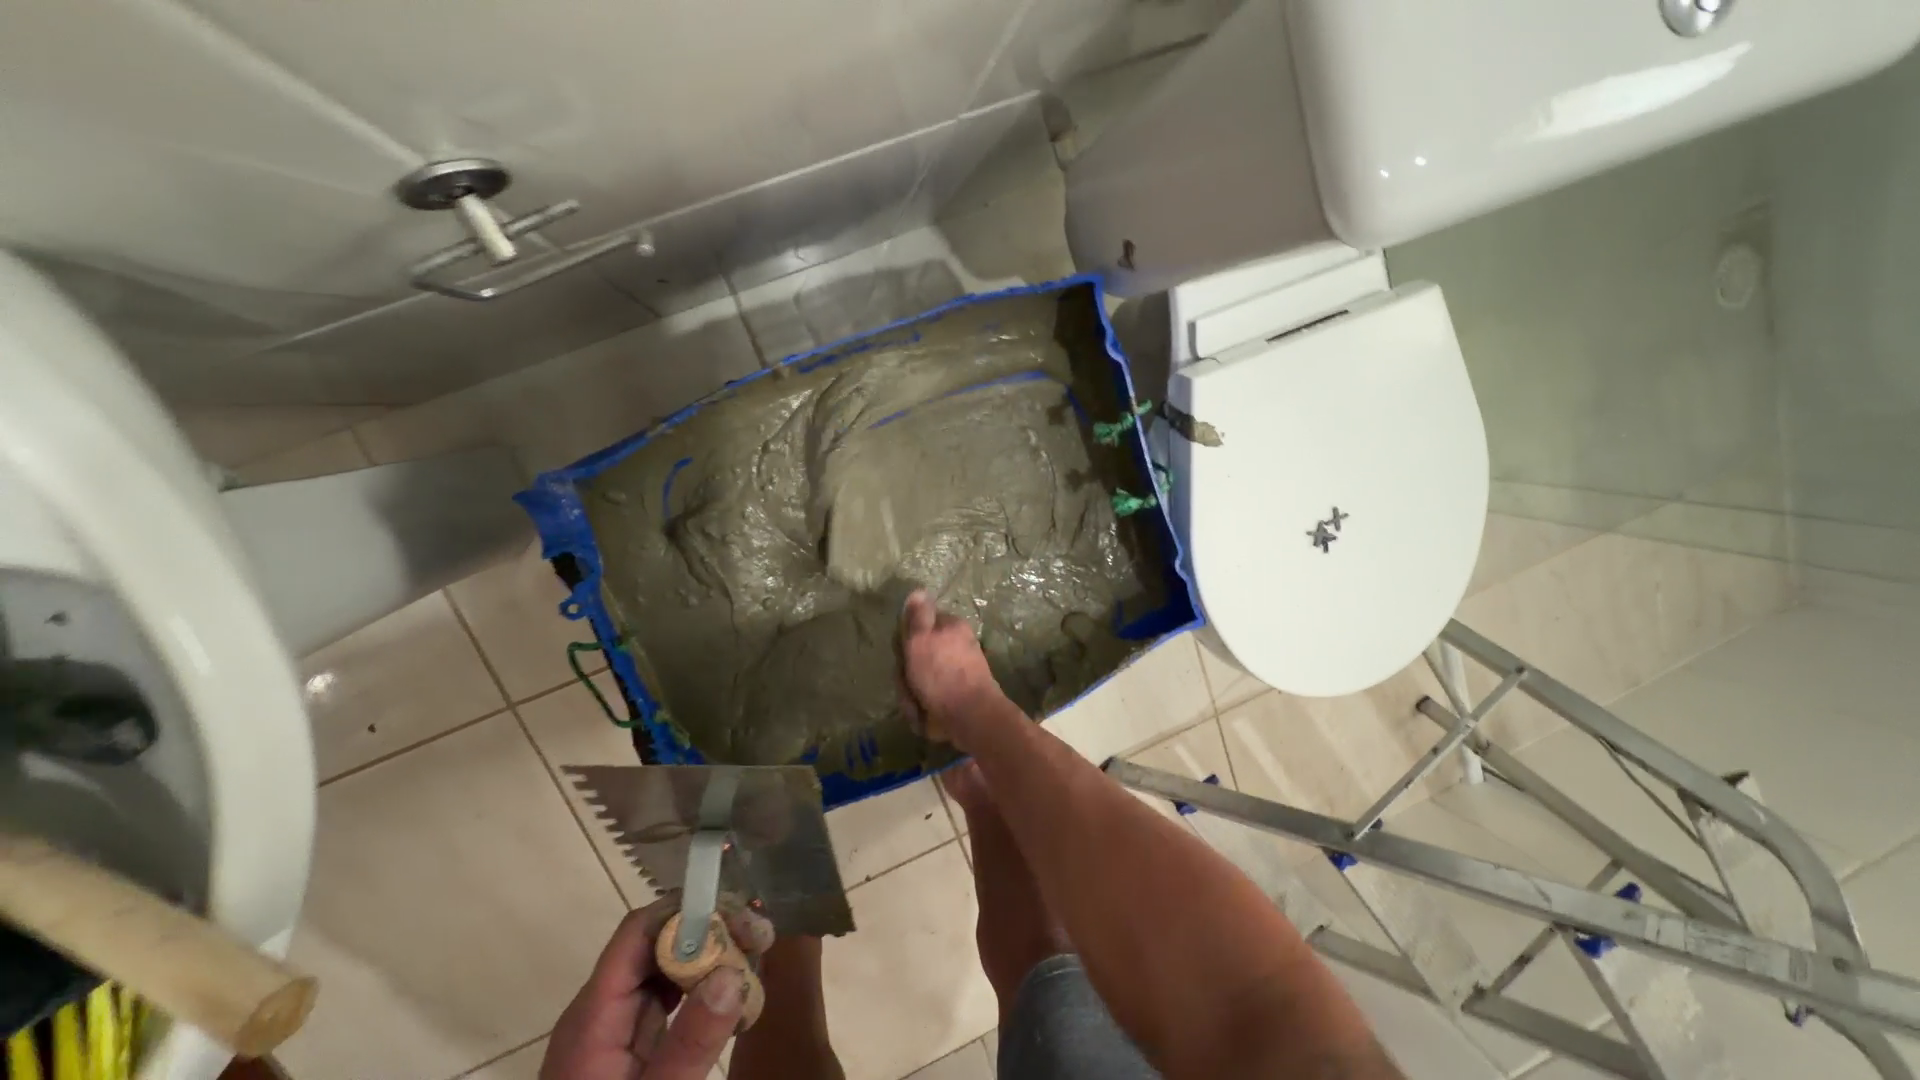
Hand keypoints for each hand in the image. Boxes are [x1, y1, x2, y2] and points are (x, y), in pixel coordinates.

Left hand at [542, 898, 773, 1079]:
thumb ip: (690, 1043)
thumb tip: (733, 972)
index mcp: (594, 1014)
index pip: (637, 933)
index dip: (686, 912)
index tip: (739, 916)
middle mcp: (603, 1009)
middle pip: (656, 945)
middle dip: (711, 932)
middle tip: (763, 937)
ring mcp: (616, 1030)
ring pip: (667, 970)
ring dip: (713, 958)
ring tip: (761, 955)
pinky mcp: (632, 1050)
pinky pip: (670, 1002)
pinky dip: (705, 992)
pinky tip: (740, 997)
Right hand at [898, 590, 1002, 749]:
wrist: (969, 716)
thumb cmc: (942, 673)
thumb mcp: (922, 639)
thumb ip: (917, 615)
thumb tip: (918, 589)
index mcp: (951, 627)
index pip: (917, 625)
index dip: (905, 640)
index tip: (902, 652)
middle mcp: (955, 647)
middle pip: (916, 655)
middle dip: (906, 673)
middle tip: (910, 682)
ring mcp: (955, 673)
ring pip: (919, 680)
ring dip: (911, 694)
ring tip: (918, 704)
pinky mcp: (953, 697)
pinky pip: (927, 700)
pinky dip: (922, 709)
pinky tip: (925, 715)